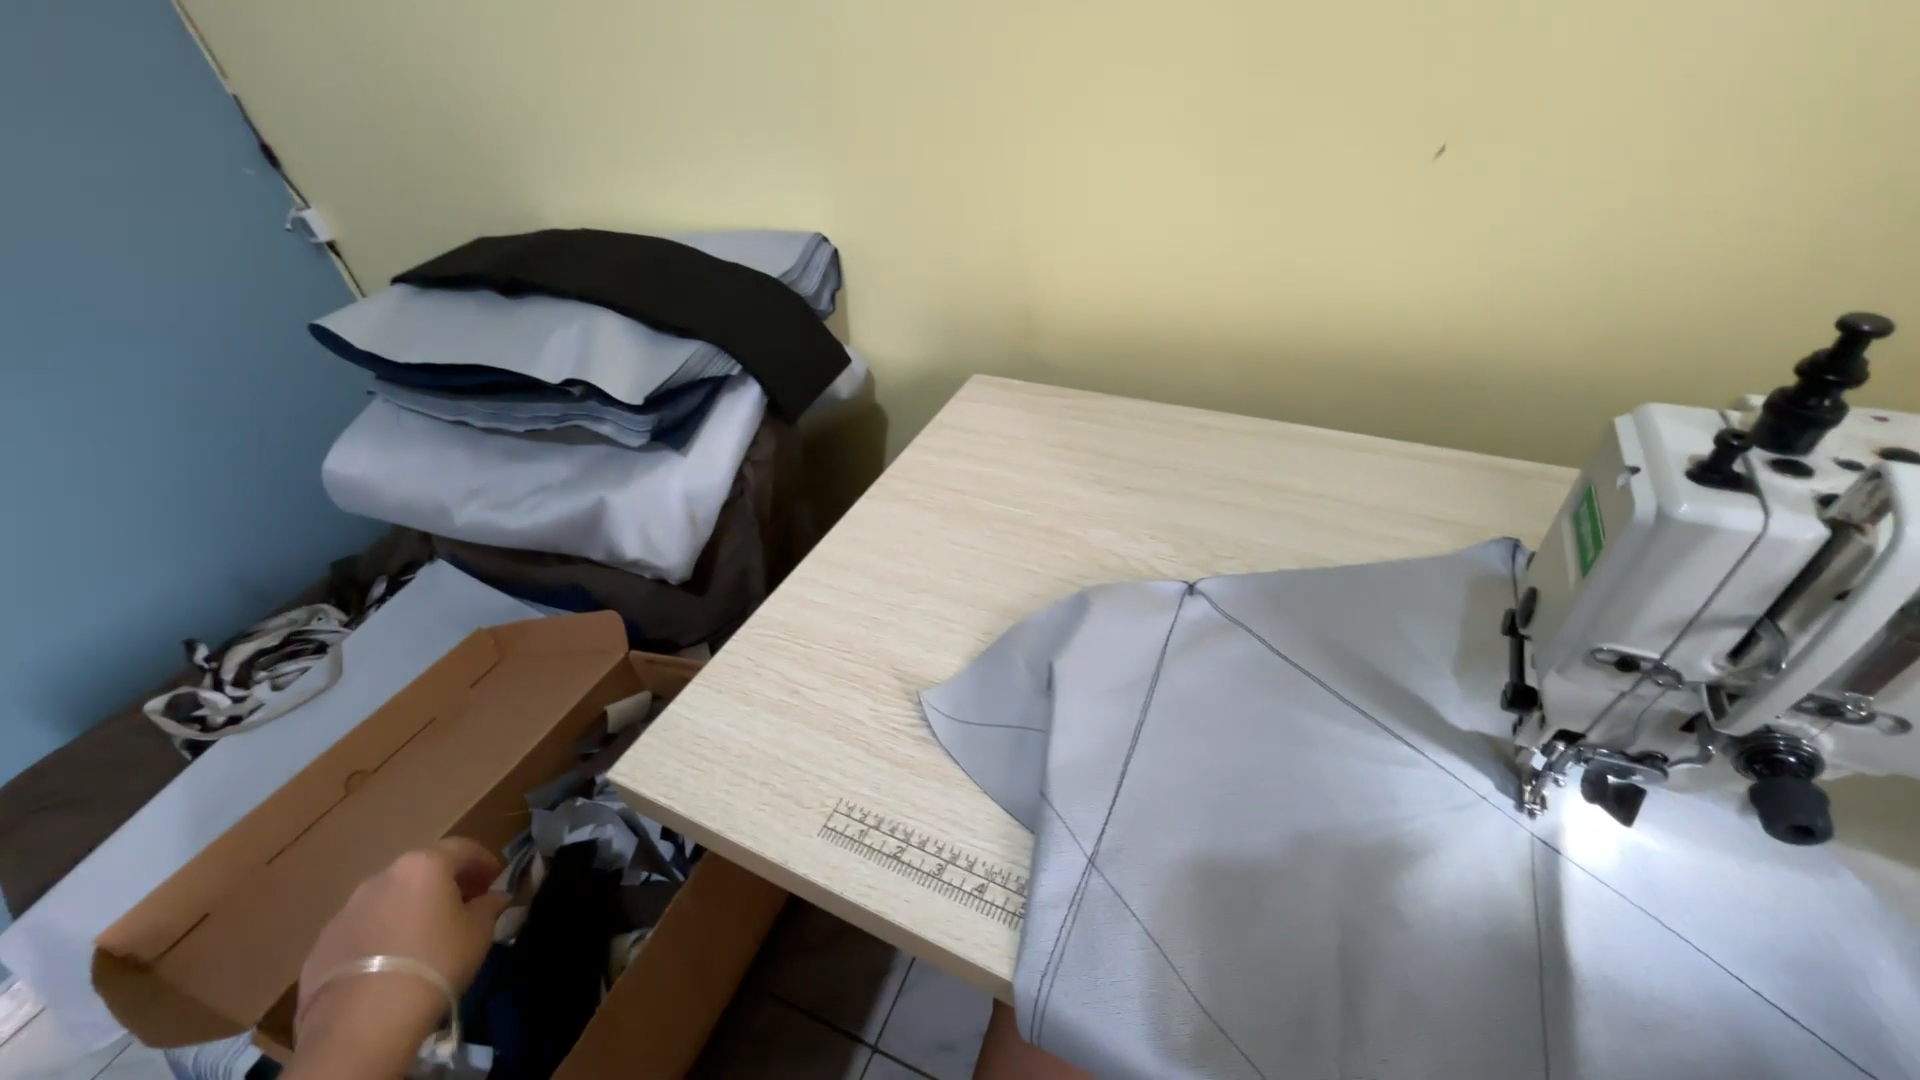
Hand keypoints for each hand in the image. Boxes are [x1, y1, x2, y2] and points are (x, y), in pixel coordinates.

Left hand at [288, 838, 509, 1079]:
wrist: (363, 1021)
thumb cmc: (436, 961)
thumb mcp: (479, 931)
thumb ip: (489, 906)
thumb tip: (494, 898)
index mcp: (424, 865)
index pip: (464, 848)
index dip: (485, 862)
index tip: (496, 882)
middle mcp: (382, 877)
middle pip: (422, 870)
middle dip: (446, 884)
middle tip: (464, 907)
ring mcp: (346, 910)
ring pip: (389, 899)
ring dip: (410, 908)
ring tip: (425, 938)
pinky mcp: (323, 943)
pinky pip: (363, 929)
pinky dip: (381, 935)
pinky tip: (391, 963)